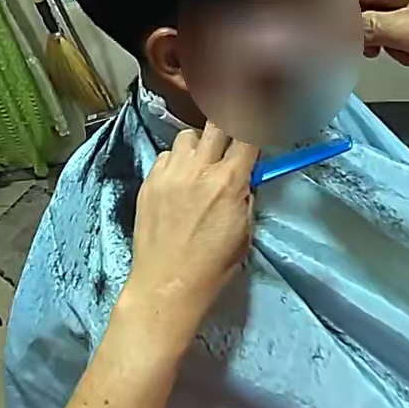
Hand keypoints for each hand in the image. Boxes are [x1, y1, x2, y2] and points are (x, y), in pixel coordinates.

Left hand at [117, 123, 260, 352]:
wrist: (166, 285)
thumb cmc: (214, 265)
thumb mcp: (245, 229)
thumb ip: (246, 194)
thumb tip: (246, 174)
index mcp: (229, 181)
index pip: (248, 134)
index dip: (256, 124)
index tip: (258, 122)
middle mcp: (199, 169)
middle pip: (217, 123)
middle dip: (228, 126)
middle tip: (230, 140)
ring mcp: (170, 173)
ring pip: (188, 135)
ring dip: (200, 144)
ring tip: (201, 163)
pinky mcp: (149, 181)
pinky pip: (167, 155)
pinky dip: (177, 161)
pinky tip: (180, 180)